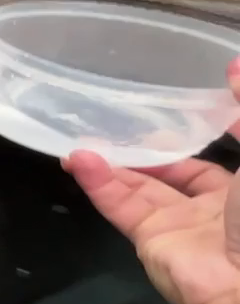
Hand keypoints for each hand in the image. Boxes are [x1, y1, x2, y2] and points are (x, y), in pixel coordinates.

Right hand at [67, 60, 239, 303]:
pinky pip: (118, 203)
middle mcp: (225, 206)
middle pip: (180, 171)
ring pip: (142, 186)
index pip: (231, 153)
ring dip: (114, 162)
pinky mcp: (148, 236)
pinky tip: (78, 159)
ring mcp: (184, 223)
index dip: (209, 128)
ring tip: (84, 137)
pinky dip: (96, 181)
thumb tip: (235, 67)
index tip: (183, 103)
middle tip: (121, 124)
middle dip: (150, 149)